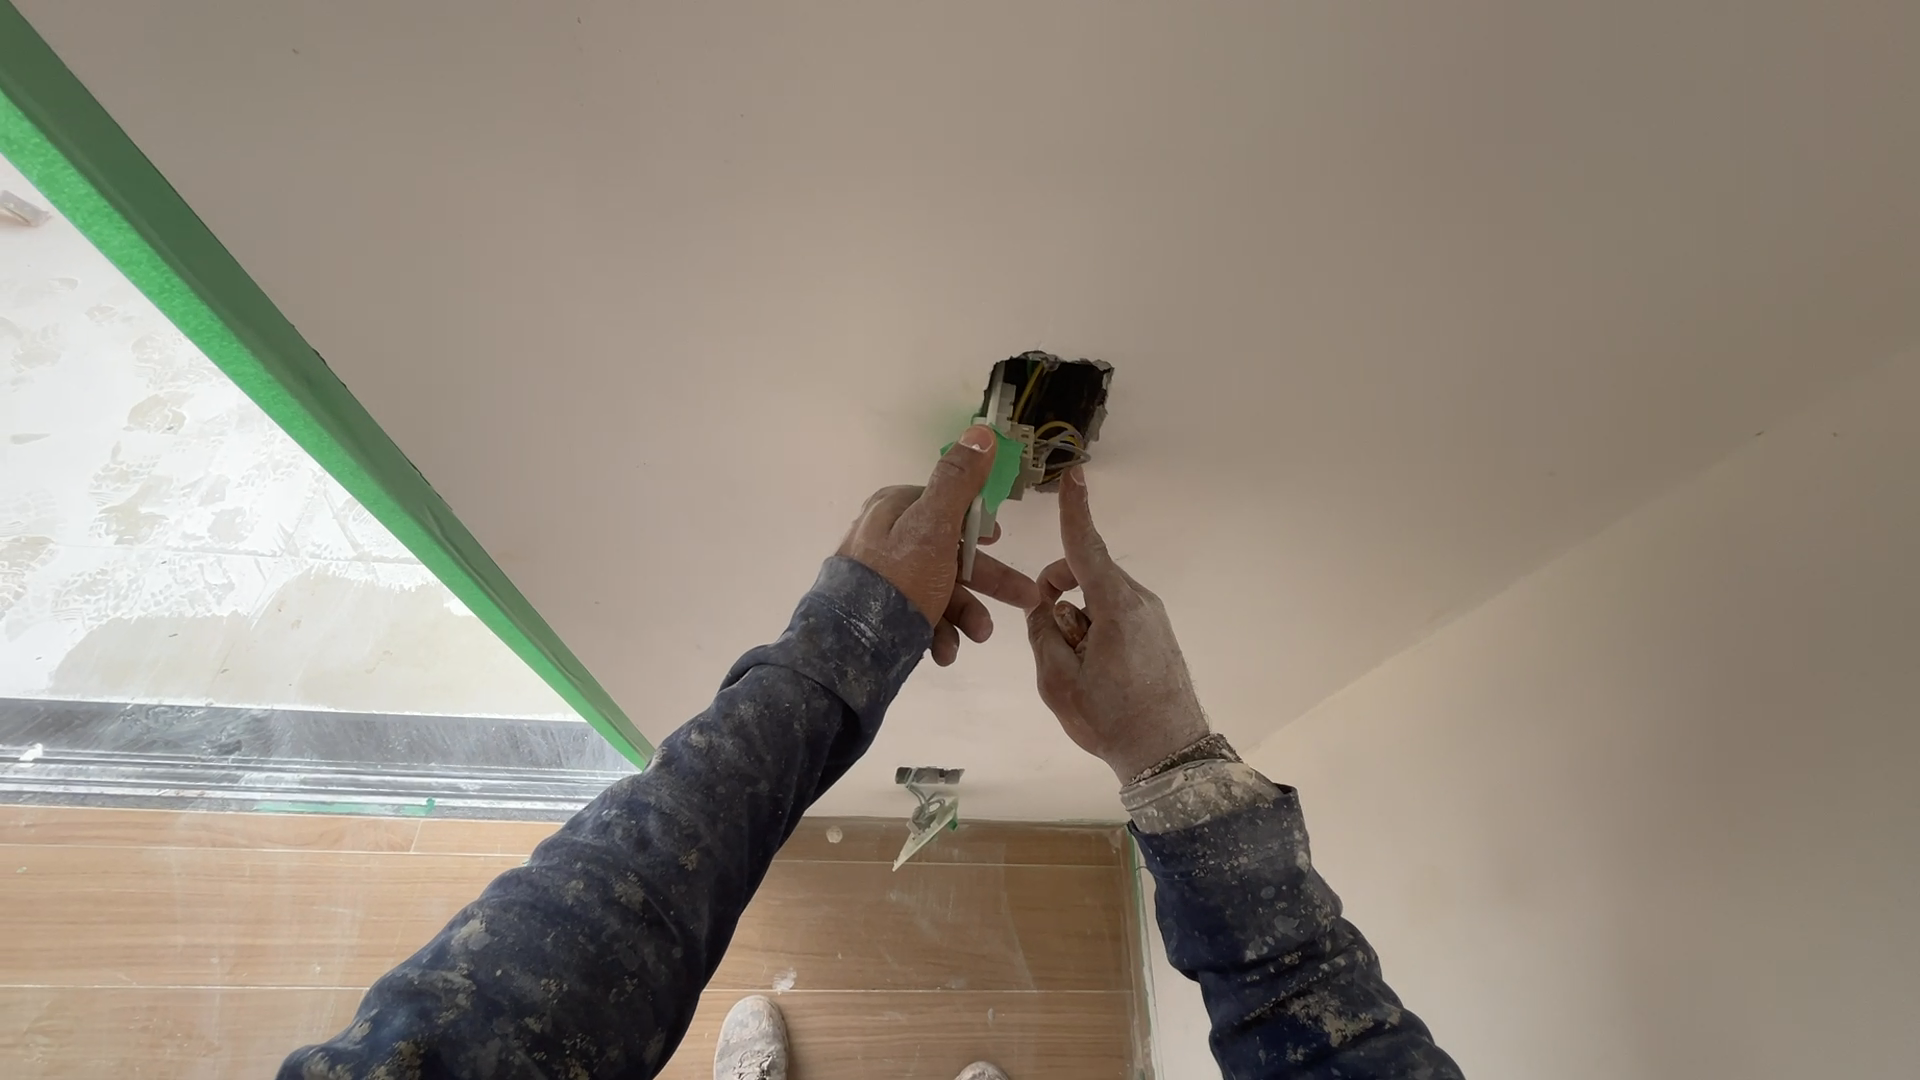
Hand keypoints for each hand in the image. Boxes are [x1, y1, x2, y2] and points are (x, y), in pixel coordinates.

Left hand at [839, 425, 1039, 664]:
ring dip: (966, 615)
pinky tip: (943, 652)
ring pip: (940, 591)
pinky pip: (920, 618)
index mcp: (895, 511)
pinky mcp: (881, 614)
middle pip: (950, 554)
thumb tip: (981, 431)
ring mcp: (884, 579)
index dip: (977, 524)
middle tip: (1026, 599)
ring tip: (978, 636)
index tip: (999, 539)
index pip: (945, 506)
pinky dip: (939, 634)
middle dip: (988, 582)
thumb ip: (959, 482)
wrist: (850, 647)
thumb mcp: (934, 526)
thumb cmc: (898, 578)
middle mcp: (887, 540)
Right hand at [1025, 468, 1209, 780]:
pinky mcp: (1157, 632)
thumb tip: (1045, 608)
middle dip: (1059, 592)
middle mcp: (1139, 601)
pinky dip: (1095, 627)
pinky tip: (1098, 669)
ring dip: (1077, 618)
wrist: (1171, 755)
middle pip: (1086, 574)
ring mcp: (1152, 616)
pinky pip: (1115, 613)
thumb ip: (1043, 635)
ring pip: (1098, 597)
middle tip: (1050, 637)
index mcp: (1116, 607)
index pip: (1087, 549)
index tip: (1074, 476)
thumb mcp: (1059, 682)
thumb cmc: (1112, 719)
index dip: (1076, 512)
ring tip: (1079, 667)